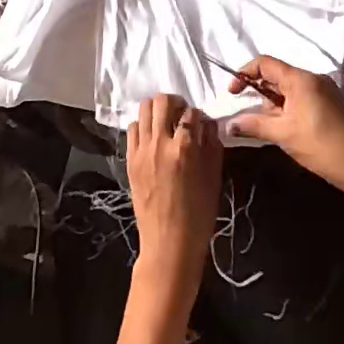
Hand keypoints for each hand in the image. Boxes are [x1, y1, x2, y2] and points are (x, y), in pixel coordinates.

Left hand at [125, 94, 222, 290]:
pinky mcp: (130, 158)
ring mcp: (141, 150)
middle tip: (182, 115)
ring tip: (167, 123)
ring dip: (157, 111)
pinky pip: (133, 129)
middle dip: (175, 103)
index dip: (199, 114)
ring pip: (144, 110)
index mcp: (184, 148)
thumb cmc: (198, 214)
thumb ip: (211, 145)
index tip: (201, 122)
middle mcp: (159, 143)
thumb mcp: (214, 177)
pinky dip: (144, 126)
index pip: (191, 112)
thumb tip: (207, 123)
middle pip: (161, 101)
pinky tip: (153, 138)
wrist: (168, 242)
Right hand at [225, 56, 343, 198]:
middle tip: (253, 117)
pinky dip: (288, 109)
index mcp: (301, 79)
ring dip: (274, 104)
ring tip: (273, 129)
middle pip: (276, 75)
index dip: (244, 73)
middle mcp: (313, 78)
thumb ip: (253, 125)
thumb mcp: (283, 135)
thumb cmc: (323, 147)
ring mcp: (324, 90)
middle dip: (260, 93)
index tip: (233, 92)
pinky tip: (287, 129)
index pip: (265, 63)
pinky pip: (301, 98)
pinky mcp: (331, 104)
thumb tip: (227, 124)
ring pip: (288, 89)